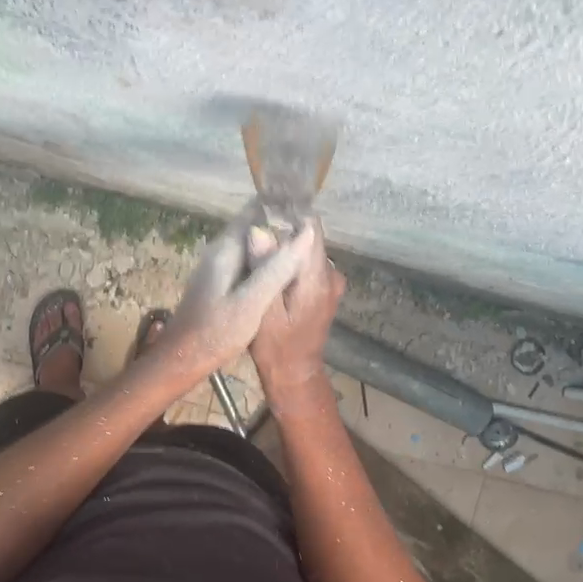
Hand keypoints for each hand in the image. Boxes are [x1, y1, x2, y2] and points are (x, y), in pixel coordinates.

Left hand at [161, 200, 315, 375]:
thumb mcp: (251, 303)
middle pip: (253, 224)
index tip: (309, 207)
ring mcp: (217, 266)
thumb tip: (306, 232)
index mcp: (226, 249)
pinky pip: (248, 259)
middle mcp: (219, 250)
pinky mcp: (219, 280)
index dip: (281, 206)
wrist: (182, 359)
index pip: (255, 210)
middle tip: (314, 229)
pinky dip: (267, 258)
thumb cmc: (216, 333)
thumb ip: (276, 268)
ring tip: (305, 245)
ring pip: (251, 242)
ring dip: (275, 240)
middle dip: (281, 222)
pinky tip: (283, 269)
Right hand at [249, 219, 344, 399]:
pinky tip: (267, 266)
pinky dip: (288, 260)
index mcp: (317, 278)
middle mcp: (330, 275)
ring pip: (305, 250)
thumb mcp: (264, 311)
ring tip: (255, 246)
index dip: (289, 214)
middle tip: (251, 230)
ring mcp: (330, 283)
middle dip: (282, 230)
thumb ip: (265, 270)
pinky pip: (306, 264)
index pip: (311, 229)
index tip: (265, 207)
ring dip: (283, 246)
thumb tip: (260, 231)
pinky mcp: (324, 289)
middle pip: (307, 238)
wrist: (294, 374)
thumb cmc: (276, 347)